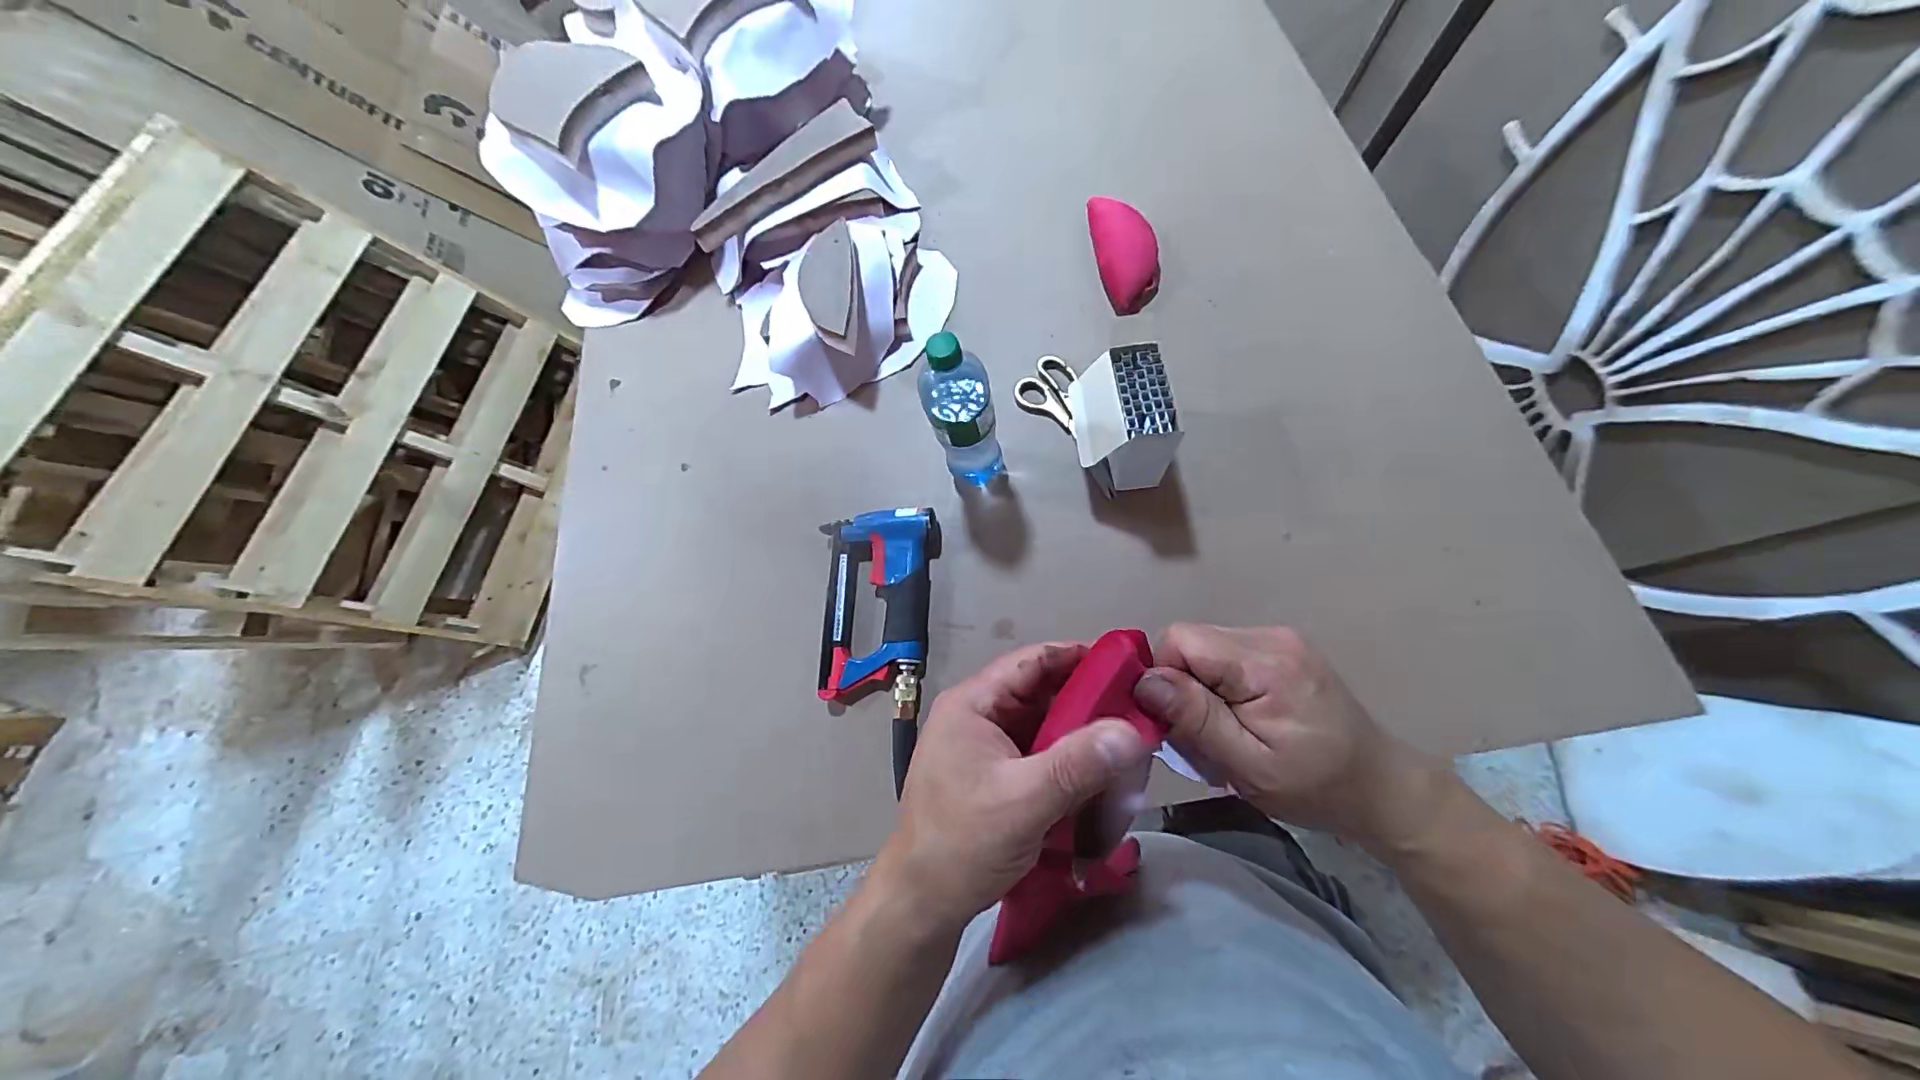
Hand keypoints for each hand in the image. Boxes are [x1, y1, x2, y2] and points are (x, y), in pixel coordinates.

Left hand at [870, 642, 1152, 931]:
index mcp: (971, 704)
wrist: (923, 901)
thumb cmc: (963, 842)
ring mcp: (983, 746)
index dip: (1077, 656)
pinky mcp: (993, 774)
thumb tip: (1133, 730)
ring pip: (1041, 724)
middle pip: (1039, 692)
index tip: (1125, 664)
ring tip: (1126, 737)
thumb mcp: (1024, 800)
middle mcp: (976, 716)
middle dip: (1086, 699)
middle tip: (1136, 707)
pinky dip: (1065, 758)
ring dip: (1078, 731)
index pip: (1030, 662)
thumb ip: (1079, 764)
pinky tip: (1097, 771)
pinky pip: (1037, 752)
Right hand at [1133, 624, 1443, 848]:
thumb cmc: (1315, 787)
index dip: (1165, 678)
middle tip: (1201, 735)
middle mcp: (1271, 636)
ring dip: (1198, 686)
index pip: (1180, 640)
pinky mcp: (1282, 647)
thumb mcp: (1249, 765)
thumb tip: (1145, 681)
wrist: (1381, 788)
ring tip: (1223, 728)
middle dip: (1181, 686)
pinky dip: (1218, 683)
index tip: (1177, 724)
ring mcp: (1279, 638)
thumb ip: (1196, 718)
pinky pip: (1224, 653)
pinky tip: (1239, 715)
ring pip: (1204, 647)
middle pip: (1190, 640)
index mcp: (1265, 663)